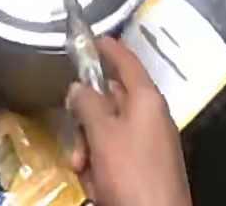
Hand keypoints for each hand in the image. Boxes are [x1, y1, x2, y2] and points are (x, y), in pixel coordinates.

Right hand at [66, 36, 191, 205]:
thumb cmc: (131, 174)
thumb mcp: (102, 133)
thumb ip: (85, 102)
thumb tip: (77, 88)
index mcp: (146, 99)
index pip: (126, 59)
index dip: (106, 46)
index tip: (89, 38)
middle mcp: (150, 117)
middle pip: (110, 98)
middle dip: (86, 116)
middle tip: (76, 136)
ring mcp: (149, 145)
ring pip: (107, 130)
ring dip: (89, 147)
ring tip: (84, 169)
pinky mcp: (145, 171)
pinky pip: (114, 155)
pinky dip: (101, 166)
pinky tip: (96, 186)